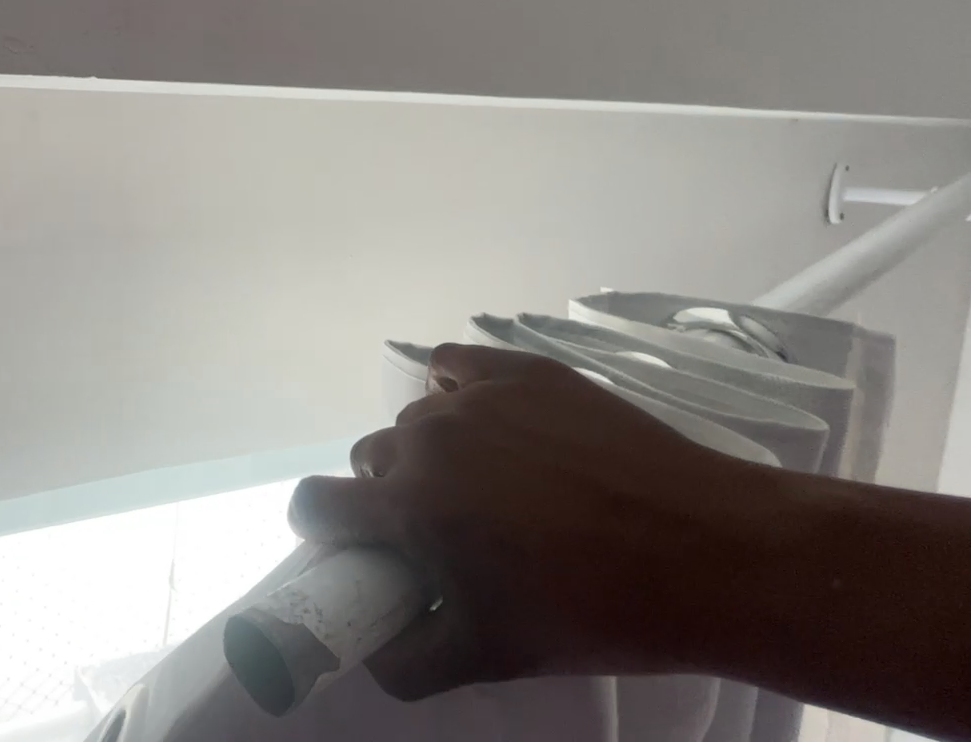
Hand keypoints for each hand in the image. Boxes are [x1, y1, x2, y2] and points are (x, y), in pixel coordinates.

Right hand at [288, 344, 782, 700]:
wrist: (714, 555)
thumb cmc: (595, 610)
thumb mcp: (494, 657)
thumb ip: (409, 661)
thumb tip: (368, 652)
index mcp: (406, 508)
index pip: (315, 502)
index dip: (319, 522)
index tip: (345, 535)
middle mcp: (422, 442)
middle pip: (369, 458)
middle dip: (391, 490)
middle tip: (449, 521)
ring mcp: (469, 399)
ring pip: (416, 419)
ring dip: (433, 449)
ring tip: (495, 479)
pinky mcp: (514, 371)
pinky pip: (452, 367)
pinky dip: (456, 390)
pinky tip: (492, 420)